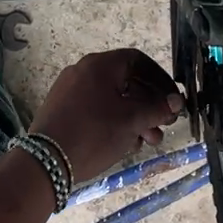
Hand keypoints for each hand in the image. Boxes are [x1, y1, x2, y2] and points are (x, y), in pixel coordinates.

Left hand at [29, 49, 184, 182]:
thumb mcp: (132, 120)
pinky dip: (115, 122)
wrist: (46, 161)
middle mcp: (83, 71)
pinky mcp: (62, 110)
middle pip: (126, 81)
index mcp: (100, 65)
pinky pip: (96, 109)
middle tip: (165, 125)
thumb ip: (156, 107)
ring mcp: (70, 90)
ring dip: (135, 118)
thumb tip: (176, 100)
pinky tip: (126, 144)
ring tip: (149, 141)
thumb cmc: (94, 133)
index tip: (173, 100)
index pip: (138, 61)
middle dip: (149, 105)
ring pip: (112, 99)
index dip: (160, 79)